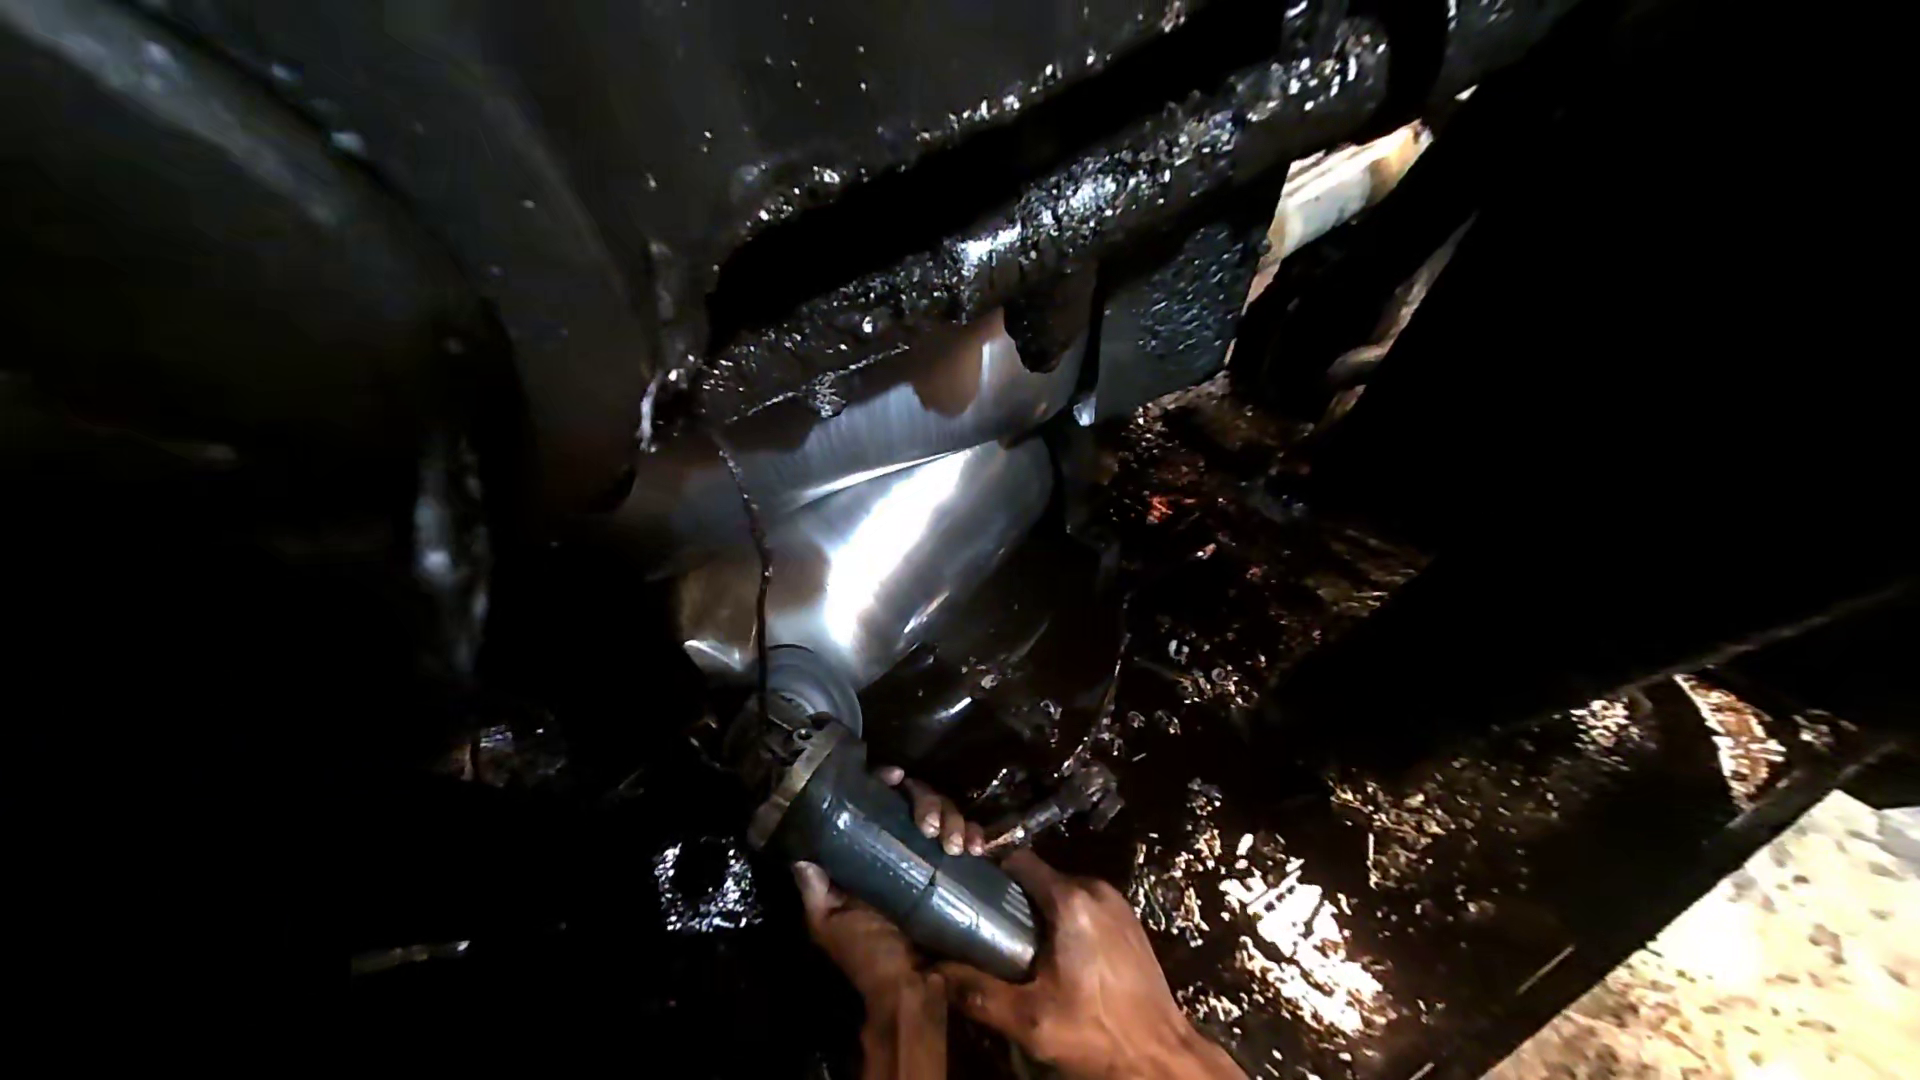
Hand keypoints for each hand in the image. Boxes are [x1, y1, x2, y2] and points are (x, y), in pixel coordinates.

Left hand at [791, 766, 980, 1001]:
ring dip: (954, 818)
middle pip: (920, 797)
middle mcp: (906, 842)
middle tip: (929, 827)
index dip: (886, 779)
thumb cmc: (869, 956)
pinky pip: (973, 838)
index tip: (895, 777)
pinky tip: (978, 850)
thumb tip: (800, 855)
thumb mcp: (833, 925)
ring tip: (954, 845)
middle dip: (928, 802)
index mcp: (875, 847)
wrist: (911, 993)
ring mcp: (935, 854)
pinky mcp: (962, 870)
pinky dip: (977, 835)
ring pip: (949, 811)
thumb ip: (818, 891)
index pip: (881, 798)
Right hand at [935, 850, 1243, 1079]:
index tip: (973, 893)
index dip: (993, 872)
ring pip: (1062, 889)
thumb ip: (978, 993)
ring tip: (1024, 948)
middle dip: (1016, 899)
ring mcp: (1115, 900)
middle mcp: (1094, 887)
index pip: (1019, 860)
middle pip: (1040, 876)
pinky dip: (1067, 918)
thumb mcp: (1031, 1021)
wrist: (1162, 1058)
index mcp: (1070, 899)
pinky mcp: (1128, 917)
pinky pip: (1085, 903)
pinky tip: (1060, 957)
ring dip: (1042, 910)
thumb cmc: (1096, 1034)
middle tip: (996, 932)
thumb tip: (931, 973)